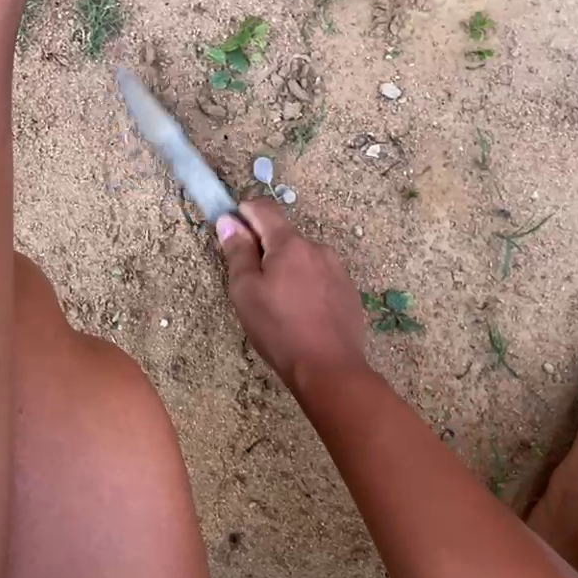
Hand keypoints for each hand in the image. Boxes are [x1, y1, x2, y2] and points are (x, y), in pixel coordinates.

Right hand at [216, 200, 372, 391]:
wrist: (330, 369)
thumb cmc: (278, 328)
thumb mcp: (245, 291)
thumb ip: (238, 252)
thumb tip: (229, 221)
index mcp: (290, 243)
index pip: (264, 208)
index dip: (244, 212)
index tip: (232, 231)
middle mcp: (317, 248)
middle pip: (283, 234)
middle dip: (264, 247)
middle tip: (251, 280)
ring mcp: (337, 269)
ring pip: (302, 257)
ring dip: (286, 267)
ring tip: (278, 302)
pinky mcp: (348, 291)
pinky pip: (319, 276)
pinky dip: (305, 283)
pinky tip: (300, 312)